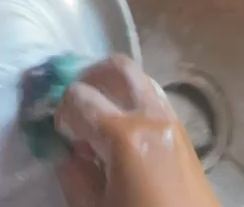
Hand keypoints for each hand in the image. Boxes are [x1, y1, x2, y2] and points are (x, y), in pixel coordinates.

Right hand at [54, 56, 219, 206]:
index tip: (59, 132)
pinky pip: (154, 99)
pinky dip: (134, 101)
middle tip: (76, 103)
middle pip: (118, 67)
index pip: (79, 97)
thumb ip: (75, 177)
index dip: (61, 110)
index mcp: (124, 136)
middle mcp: (150, 116)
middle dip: (90, 77)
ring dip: (115, 86)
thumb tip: (67, 151)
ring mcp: (172, 120)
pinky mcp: (185, 132)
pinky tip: (123, 131)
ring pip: (140, 78)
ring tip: (99, 115)